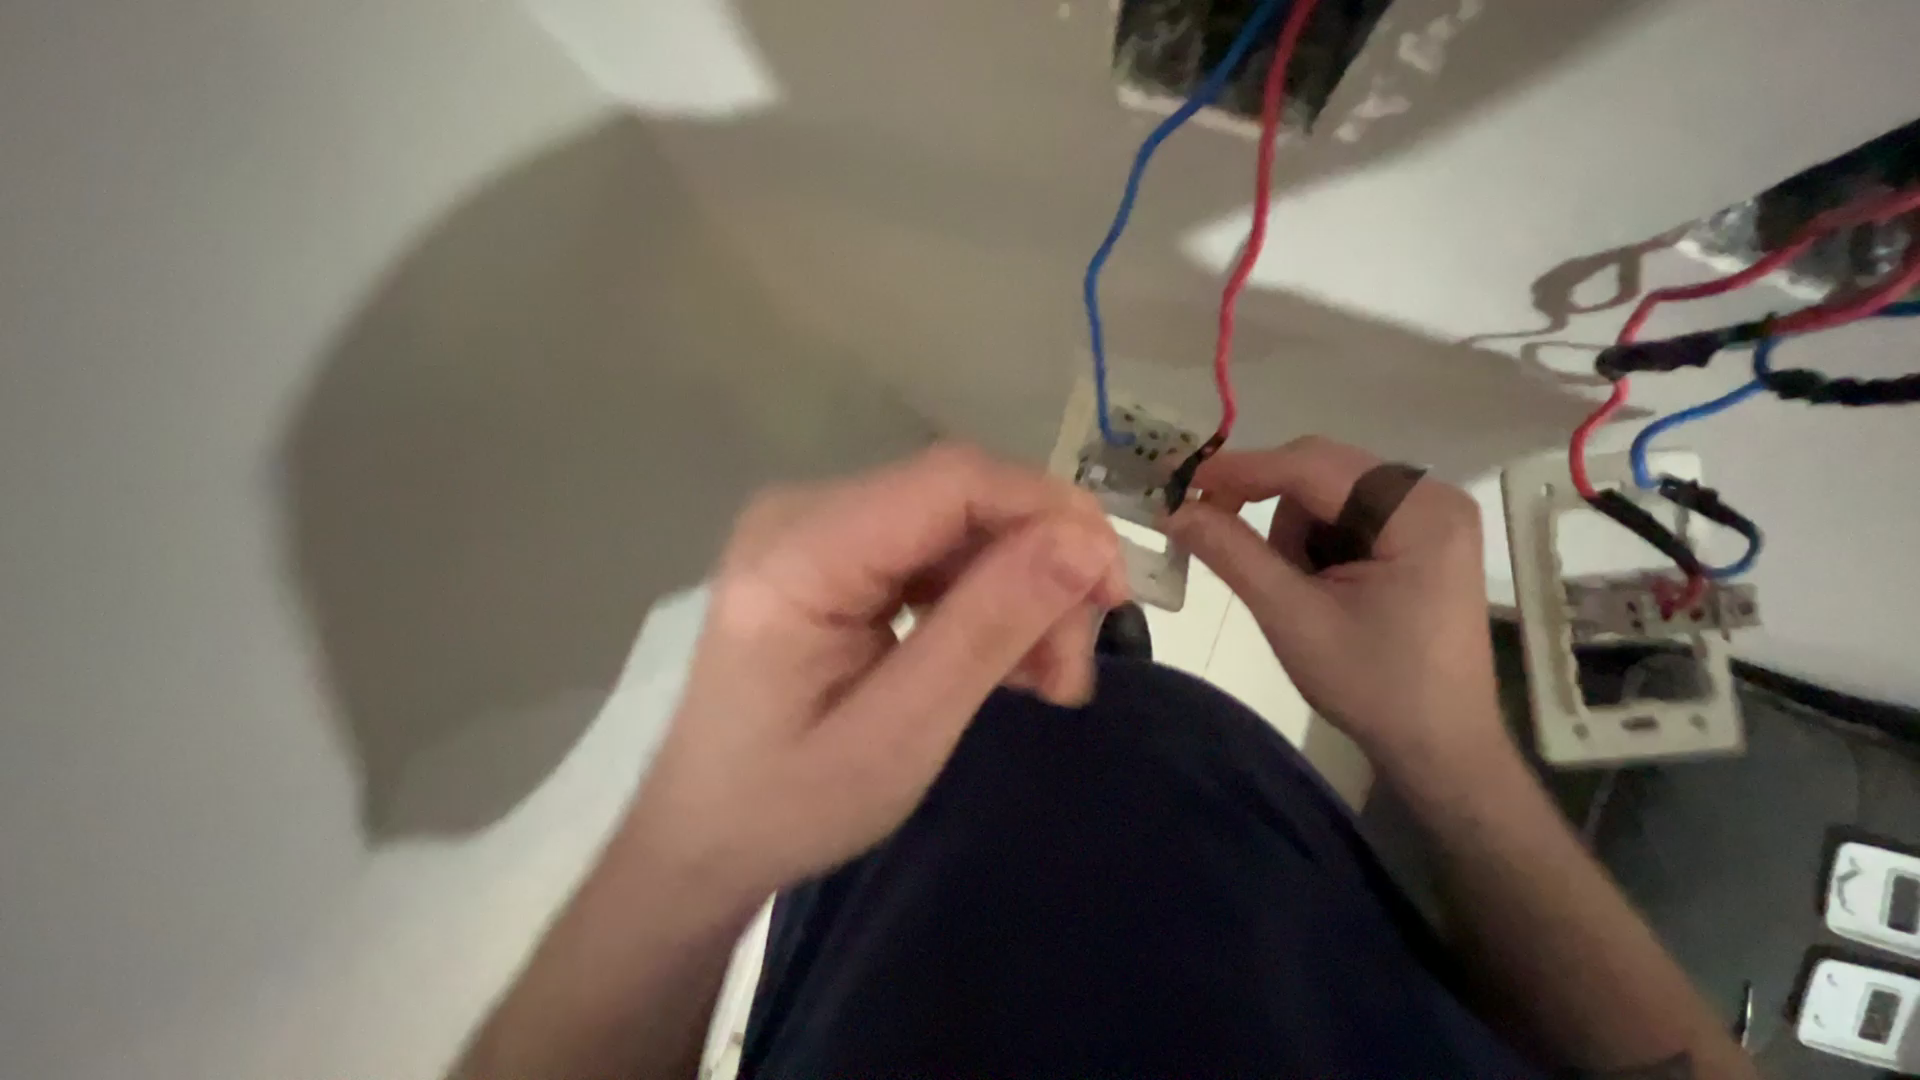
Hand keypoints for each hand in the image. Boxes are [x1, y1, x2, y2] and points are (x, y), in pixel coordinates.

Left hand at [624, 445, 1127, 908]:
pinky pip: (935, 556)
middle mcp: (803, 512)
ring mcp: (817, 531)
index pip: (951, 480)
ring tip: (1049, 681)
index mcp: (799, 549)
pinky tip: (1010, 663)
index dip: (1049, 514)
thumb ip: (989, 627)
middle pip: (962, 502)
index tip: (1111, 589)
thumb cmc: (789, 805)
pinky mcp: (835, 558)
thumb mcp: (902, 731)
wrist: (705, 838)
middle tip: (1074, 668)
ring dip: (1021, 595)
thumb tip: (1084, 541)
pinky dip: (986, 604)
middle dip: (1040, 573)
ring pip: (960, 530)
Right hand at [1165, 436, 1504, 774]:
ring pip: (1327, 492)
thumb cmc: (1373, 685)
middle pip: (1322, 470)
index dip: (1241, 471)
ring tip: (1290, 588)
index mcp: (1419, 511)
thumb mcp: (1292, 617)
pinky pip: (1346, 513)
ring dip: (1289, 530)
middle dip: (1264, 501)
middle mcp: (1432, 497)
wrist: (1438, 746)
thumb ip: (1232, 554)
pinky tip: (1314, 585)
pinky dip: (1313, 541)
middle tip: (1210, 529)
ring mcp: (1430, 516)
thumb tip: (1174, 510)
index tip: (1181, 483)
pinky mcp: (1420, 538)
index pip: (1312, 466)